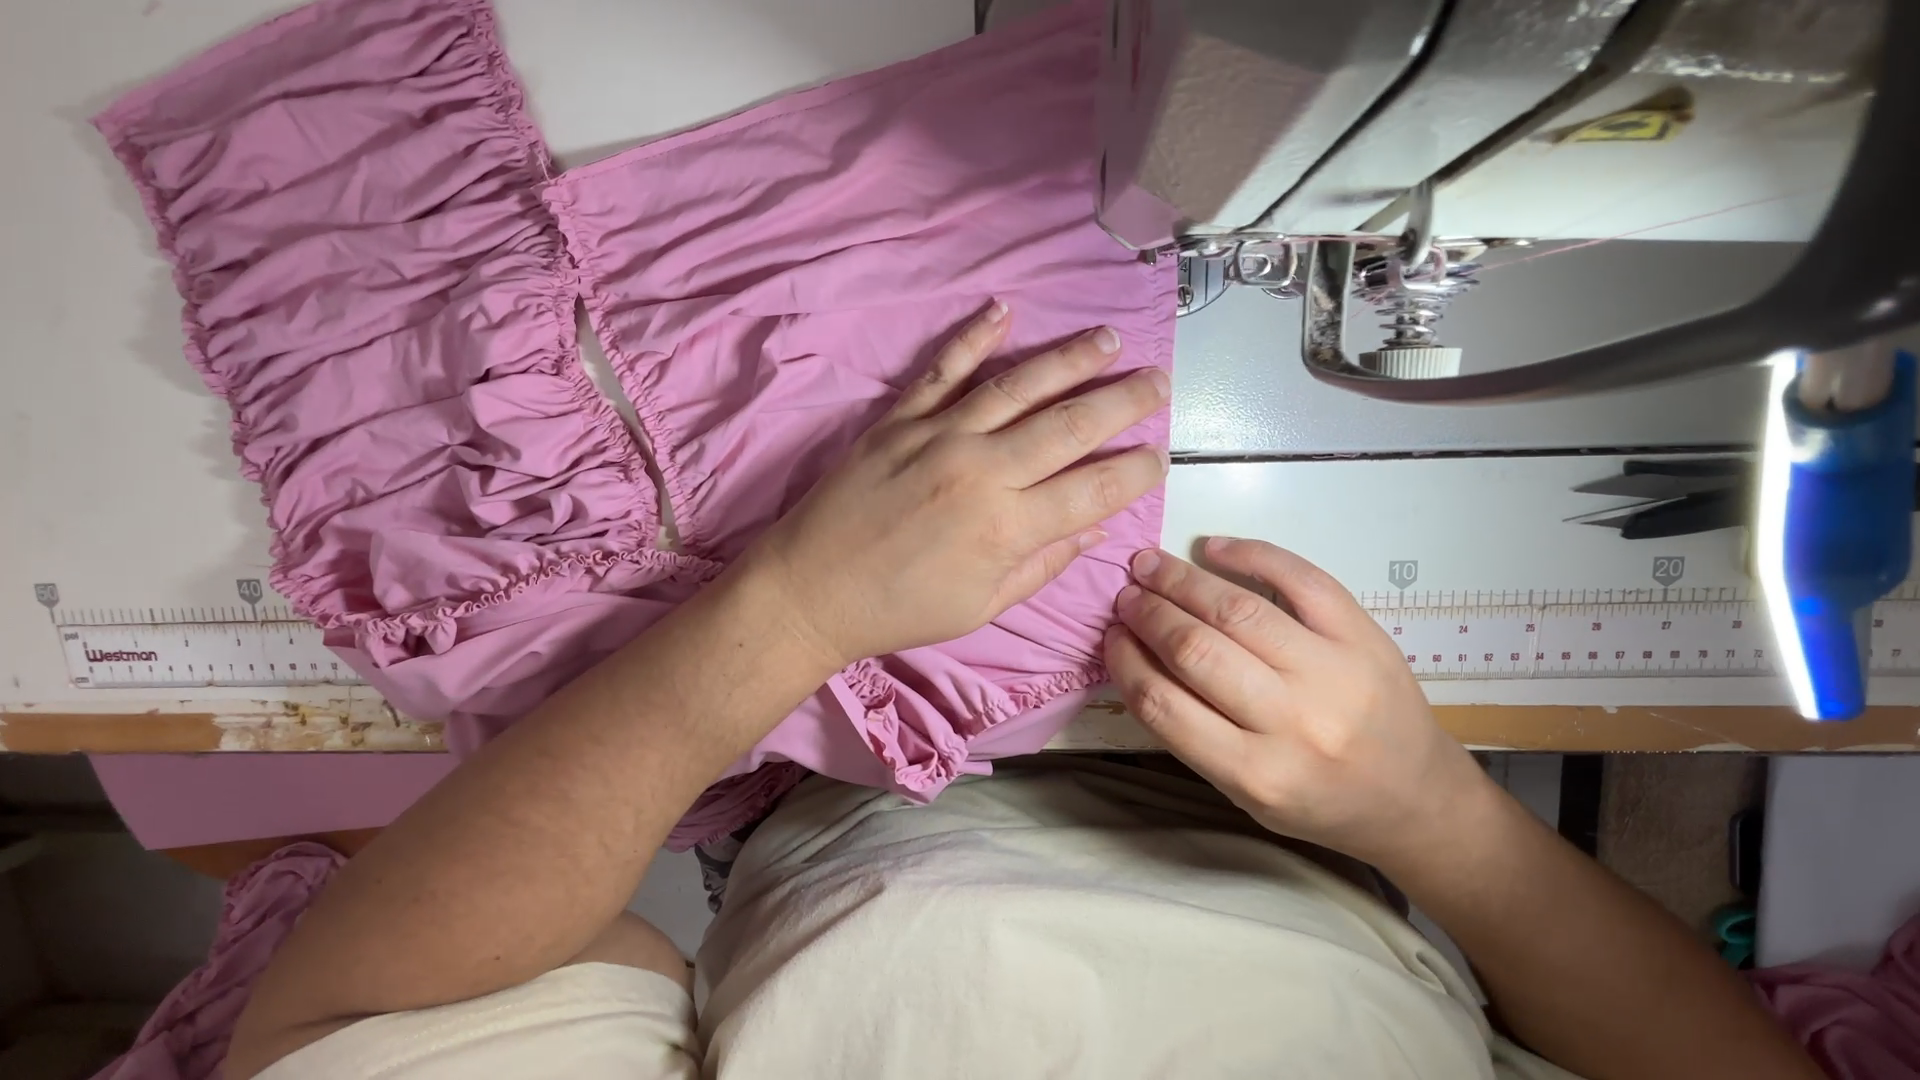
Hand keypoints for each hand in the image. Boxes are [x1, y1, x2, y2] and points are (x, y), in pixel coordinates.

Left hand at [747, 300, 1169, 670]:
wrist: (811, 590)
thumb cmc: (901, 609)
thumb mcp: (982, 606)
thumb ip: (1043, 564)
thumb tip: (1096, 529)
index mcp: (1007, 529)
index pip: (1094, 489)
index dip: (1135, 471)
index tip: (1160, 455)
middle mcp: (981, 472)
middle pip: (1070, 426)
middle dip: (1123, 401)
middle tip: (1158, 381)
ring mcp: (938, 437)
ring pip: (1018, 387)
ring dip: (1070, 359)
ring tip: (1108, 340)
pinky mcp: (899, 419)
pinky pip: (943, 369)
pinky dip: (973, 338)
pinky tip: (1004, 311)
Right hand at [1103, 538, 1494, 868]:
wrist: (1415, 798)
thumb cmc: (1318, 801)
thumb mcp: (1243, 792)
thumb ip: (1190, 731)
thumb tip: (1136, 656)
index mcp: (1257, 773)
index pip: (1165, 704)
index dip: (1125, 662)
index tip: (1110, 637)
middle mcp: (1294, 723)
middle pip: (1197, 650)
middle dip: (1148, 615)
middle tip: (1125, 596)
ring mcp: (1334, 673)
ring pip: (1239, 610)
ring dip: (1183, 582)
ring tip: (1150, 566)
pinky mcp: (1365, 636)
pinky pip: (1302, 580)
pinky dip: (1253, 554)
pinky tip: (1214, 548)